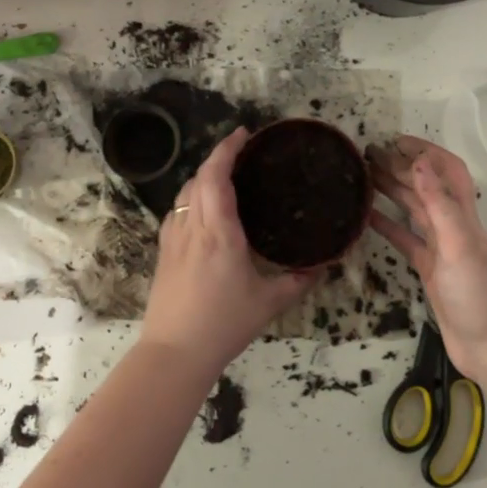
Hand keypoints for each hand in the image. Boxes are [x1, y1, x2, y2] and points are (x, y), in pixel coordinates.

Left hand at [141, 128, 313, 374]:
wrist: (174, 353)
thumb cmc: (223, 325)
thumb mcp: (268, 304)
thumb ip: (297, 282)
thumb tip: (322, 267)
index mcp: (219, 232)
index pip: (216, 176)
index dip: (227, 149)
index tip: (243, 134)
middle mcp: (193, 227)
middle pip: (198, 178)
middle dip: (217, 158)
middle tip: (242, 153)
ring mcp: (173, 240)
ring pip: (184, 194)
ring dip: (202, 177)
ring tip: (225, 178)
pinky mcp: (163, 253)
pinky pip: (177, 212)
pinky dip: (191, 199)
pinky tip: (203, 212)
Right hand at [366, 136, 486, 383]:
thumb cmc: (481, 297)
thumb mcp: (460, 246)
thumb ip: (440, 205)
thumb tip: (420, 162)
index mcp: (465, 216)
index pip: (448, 171)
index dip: (425, 151)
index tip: (394, 141)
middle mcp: (454, 226)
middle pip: (427, 187)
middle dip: (402, 167)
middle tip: (368, 155)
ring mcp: (442, 249)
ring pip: (415, 210)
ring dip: (393, 191)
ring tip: (363, 177)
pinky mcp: (431, 271)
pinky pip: (407, 240)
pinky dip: (388, 226)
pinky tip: (367, 218)